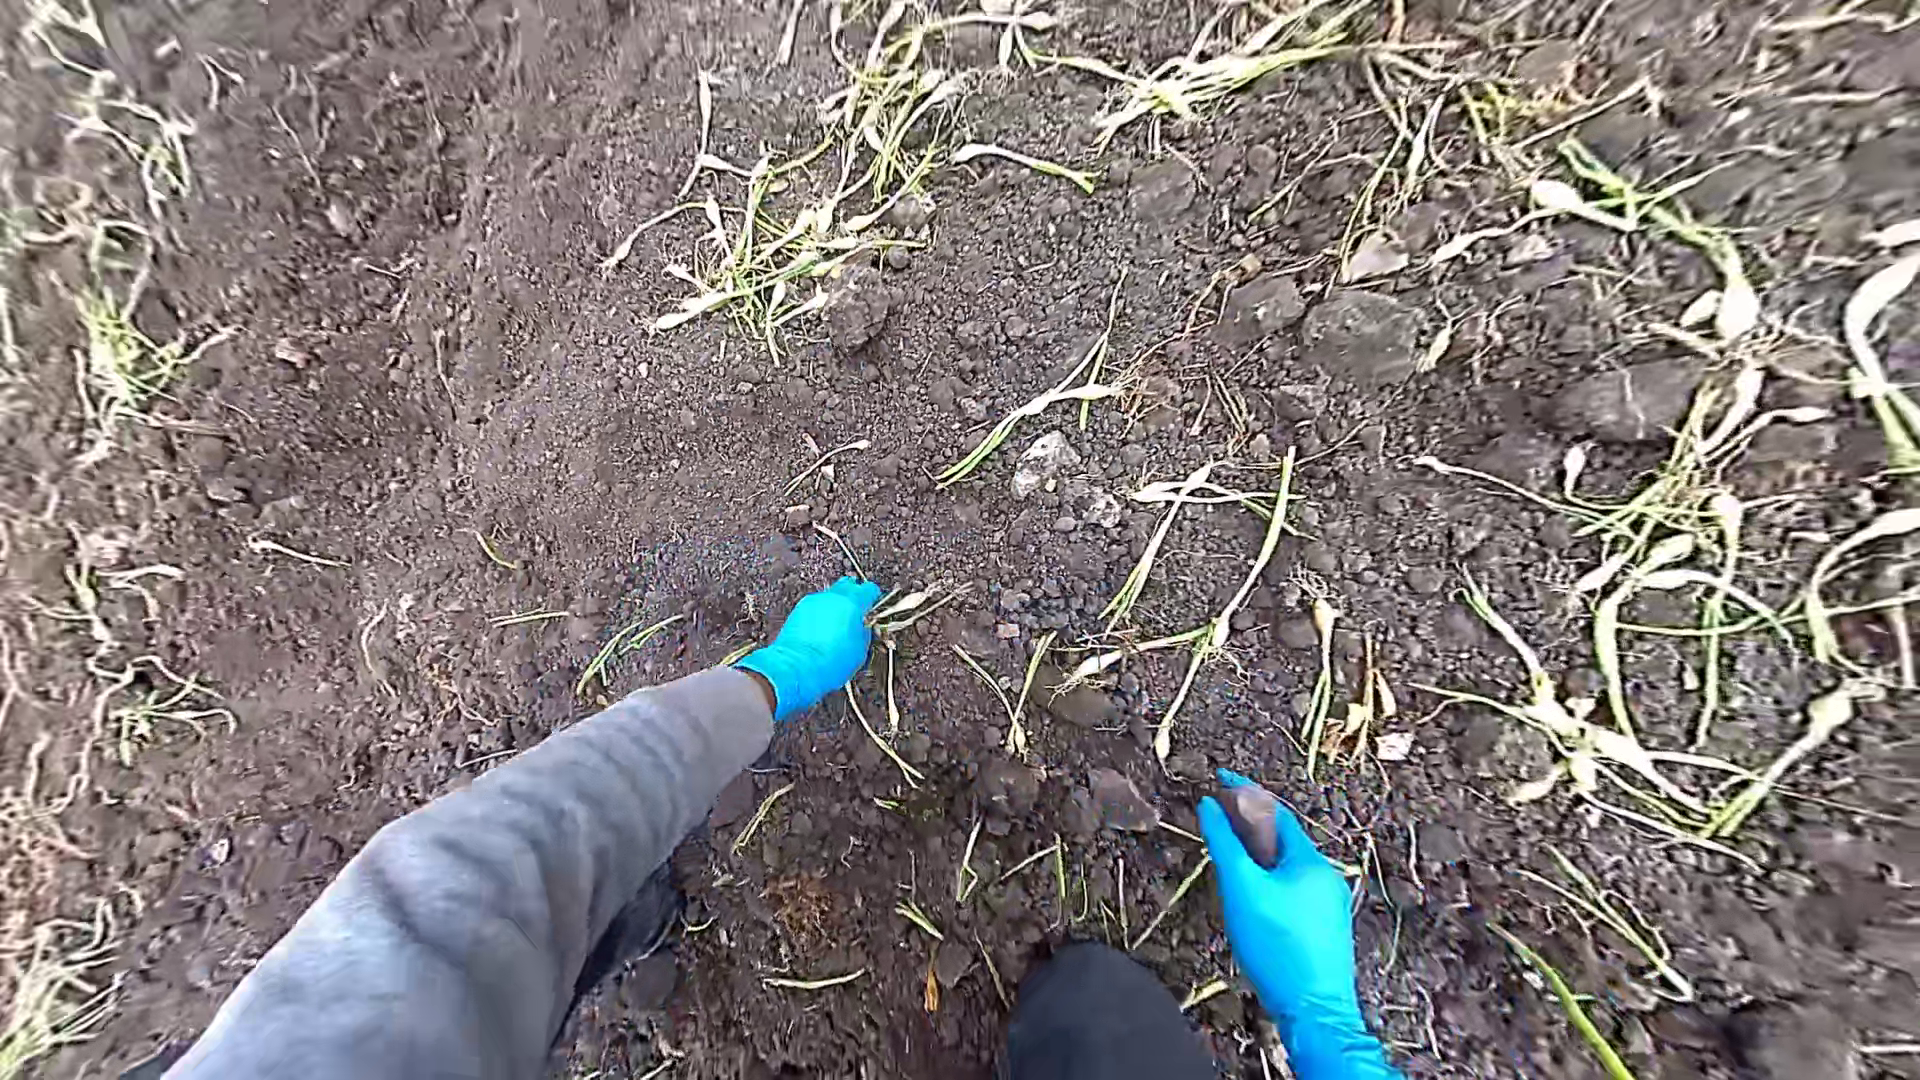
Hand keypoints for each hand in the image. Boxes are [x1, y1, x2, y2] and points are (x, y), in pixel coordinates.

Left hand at [736, 577, 882, 721]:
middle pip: (847, 586)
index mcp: (852, 604)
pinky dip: (821, 615)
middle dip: (854, 596)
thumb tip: (864, 629)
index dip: (873, 596)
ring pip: (830, 597)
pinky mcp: (798, 611)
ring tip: (838, 627)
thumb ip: (865, 633)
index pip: (869, 589)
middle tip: (857, 612)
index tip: (874, 603)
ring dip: (836, 607)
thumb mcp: (860, 652)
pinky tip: (822, 631)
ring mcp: (813, 603)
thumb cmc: (826, 663)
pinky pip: (815, 607)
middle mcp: (832, 598)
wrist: (796, 669)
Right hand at [1199, 769, 1362, 1026]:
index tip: (1219, 776)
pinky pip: (1289, 885)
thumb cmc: (1276, 944)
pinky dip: (1265, 874)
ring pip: (1283, 863)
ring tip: (1226, 853)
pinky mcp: (1322, 927)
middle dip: (1247, 823)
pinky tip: (1247, 889)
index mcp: (1311, 861)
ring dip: (1254, 851)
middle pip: (1279, 836)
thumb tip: (1209, 804)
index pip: (1274, 811)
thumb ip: (1223, 841)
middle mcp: (1325, 877)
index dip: (1244, 790)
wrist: (1315, 1015)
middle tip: (1216, 818)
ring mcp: (1326, 904)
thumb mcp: (1241, 885)